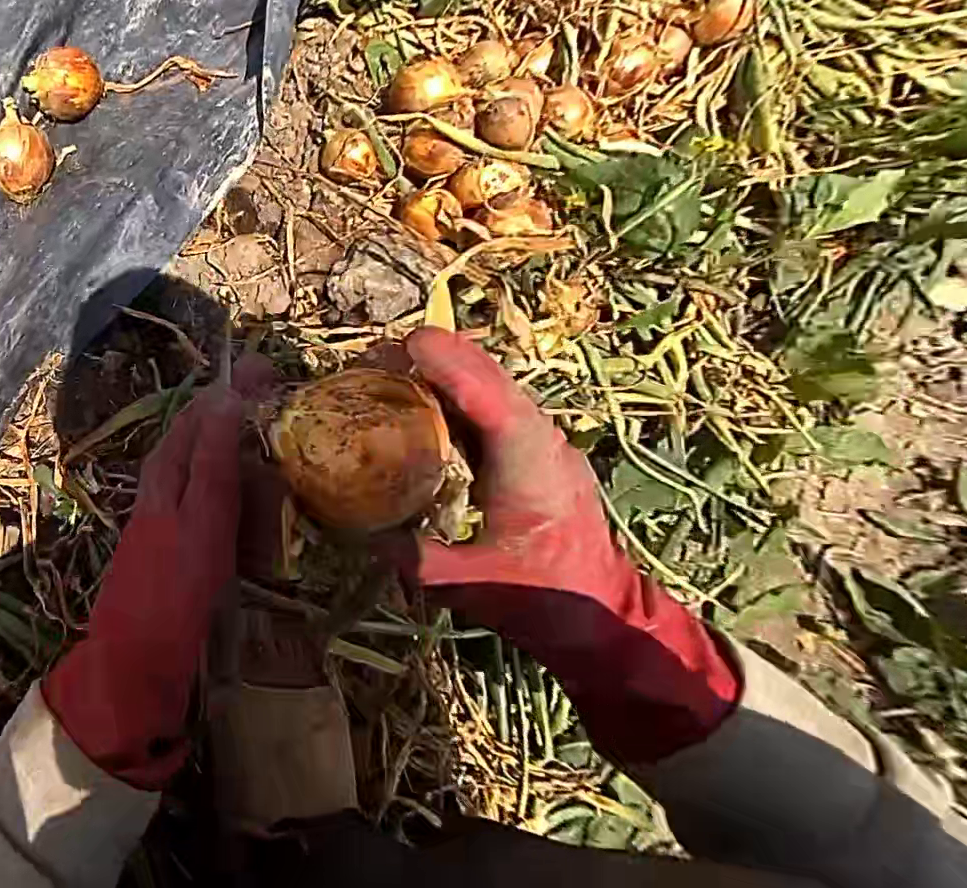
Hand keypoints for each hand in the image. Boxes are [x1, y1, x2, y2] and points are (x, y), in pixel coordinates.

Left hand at [43, 357, 271, 788]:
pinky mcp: (179, 532)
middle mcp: (163, 480)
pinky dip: (228, 474)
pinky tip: (246, 484)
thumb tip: (225, 397)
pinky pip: (206, 488)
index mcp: (166, 468)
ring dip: (232, 437)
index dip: (235, 389)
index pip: (201, 412)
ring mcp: (169, 508)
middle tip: (274, 394)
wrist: (139, 653)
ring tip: (265, 428)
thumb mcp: (200, 515)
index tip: (268, 370)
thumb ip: (212, 459)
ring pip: (202, 457)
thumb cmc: (174, 583)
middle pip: (200, 430)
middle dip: (235, 408)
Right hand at [392, 328, 739, 762]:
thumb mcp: (467, 585)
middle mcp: (544, 443)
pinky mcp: (538, 449)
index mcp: (532, 468)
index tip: (405, 346)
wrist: (609, 620)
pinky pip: (494, 404)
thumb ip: (411, 555)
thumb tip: (357, 526)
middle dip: (438, 356)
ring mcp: (546, 443)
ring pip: (496, 385)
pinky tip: (424, 398)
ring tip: (393, 367)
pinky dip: (457, 390)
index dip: (449, 365)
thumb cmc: (545, 603)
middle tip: (379, 355)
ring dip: (447, 368)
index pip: (491, 399)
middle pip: (494, 377)